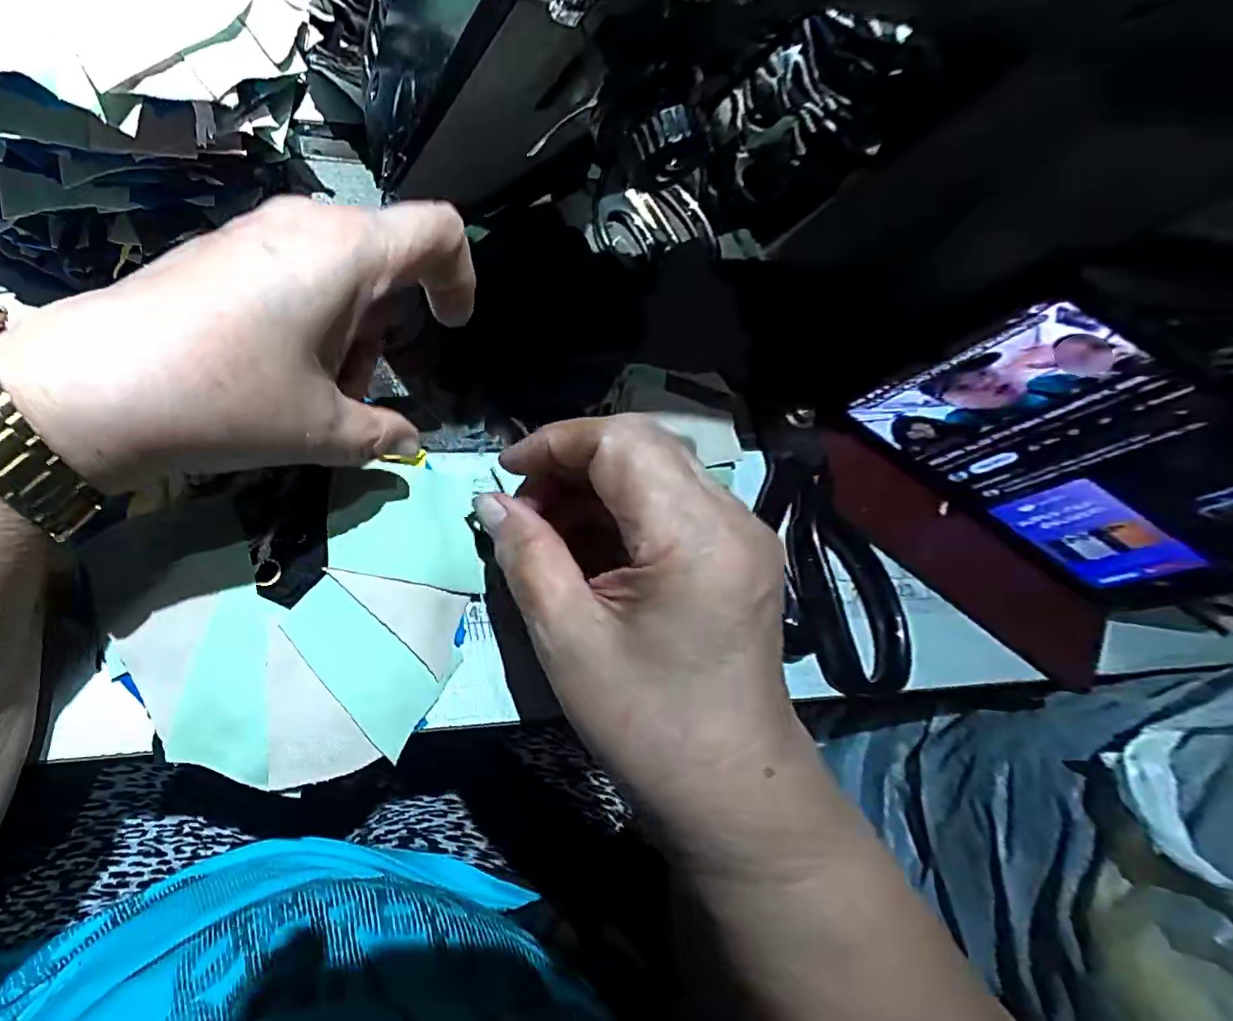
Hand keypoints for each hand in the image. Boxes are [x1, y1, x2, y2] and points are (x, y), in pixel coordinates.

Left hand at [0, 197, 474, 492]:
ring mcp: (254, 231)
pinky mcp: (217, 252)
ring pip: (336, 270)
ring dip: (346, 329)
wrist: (89, 388)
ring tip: (308, 391)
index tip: (450, 329)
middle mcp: (305, 222)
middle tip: (356, 388)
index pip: (438, 231)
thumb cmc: (225, 400)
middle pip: (384, 258)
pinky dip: (305, 318)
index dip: (461, 277)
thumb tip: (408, 441)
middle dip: (389, 326)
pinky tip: (267, 369)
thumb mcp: (318, 429)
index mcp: (346, 250)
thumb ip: (379, 434)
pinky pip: (290, 272)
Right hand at [474, 416, 828, 872]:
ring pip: (654, 468)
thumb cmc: (645, 723)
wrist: (732, 792)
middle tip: (524, 509)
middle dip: (570, 462)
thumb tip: (491, 501)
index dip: (554, 443)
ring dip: (591, 486)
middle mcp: (731, 517)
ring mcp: (741, 533)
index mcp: (694, 536)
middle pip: (641, 444)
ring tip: (547, 532)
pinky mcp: (736, 553)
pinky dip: (617, 511)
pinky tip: (585, 550)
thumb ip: (526, 554)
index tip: (504, 474)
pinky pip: (668, 502)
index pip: (620, 441)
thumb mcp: (566, 638)